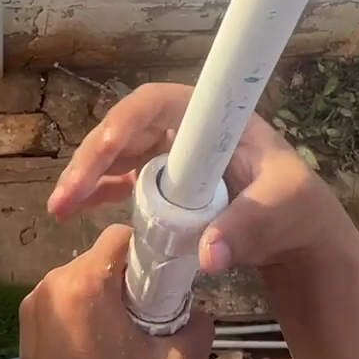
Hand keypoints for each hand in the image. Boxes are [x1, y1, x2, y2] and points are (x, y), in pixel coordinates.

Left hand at [3, 224, 210, 358]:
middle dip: (124, 278)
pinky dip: (79, 307)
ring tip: (116, 334)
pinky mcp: (25, 315)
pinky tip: (91, 341)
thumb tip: (199, 305)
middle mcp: (56, 281)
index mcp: (87, 283)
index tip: (157, 281)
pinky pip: (63, 294)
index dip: (145, 252)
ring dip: (101, 294)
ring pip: (81, 275)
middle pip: (100, 257)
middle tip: (141, 314)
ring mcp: (36, 297)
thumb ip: (198, 327)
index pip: (120, 237)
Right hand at [49, 82, 343, 273]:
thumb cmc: (297, 209)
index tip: (104, 146)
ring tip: (60, 208)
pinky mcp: (164, 182)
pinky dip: (97, 193)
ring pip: (116, 153)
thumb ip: (248, 228)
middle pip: (126, 128)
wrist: (298, 236)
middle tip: (66, 195)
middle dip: (92, 157)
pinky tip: (75, 211)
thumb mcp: (283, 211)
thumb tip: (208, 254)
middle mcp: (184, 128)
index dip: (126, 119)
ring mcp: (171, 155)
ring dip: (85, 177)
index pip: (157, 103)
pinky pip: (122, 180)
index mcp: (211, 116)